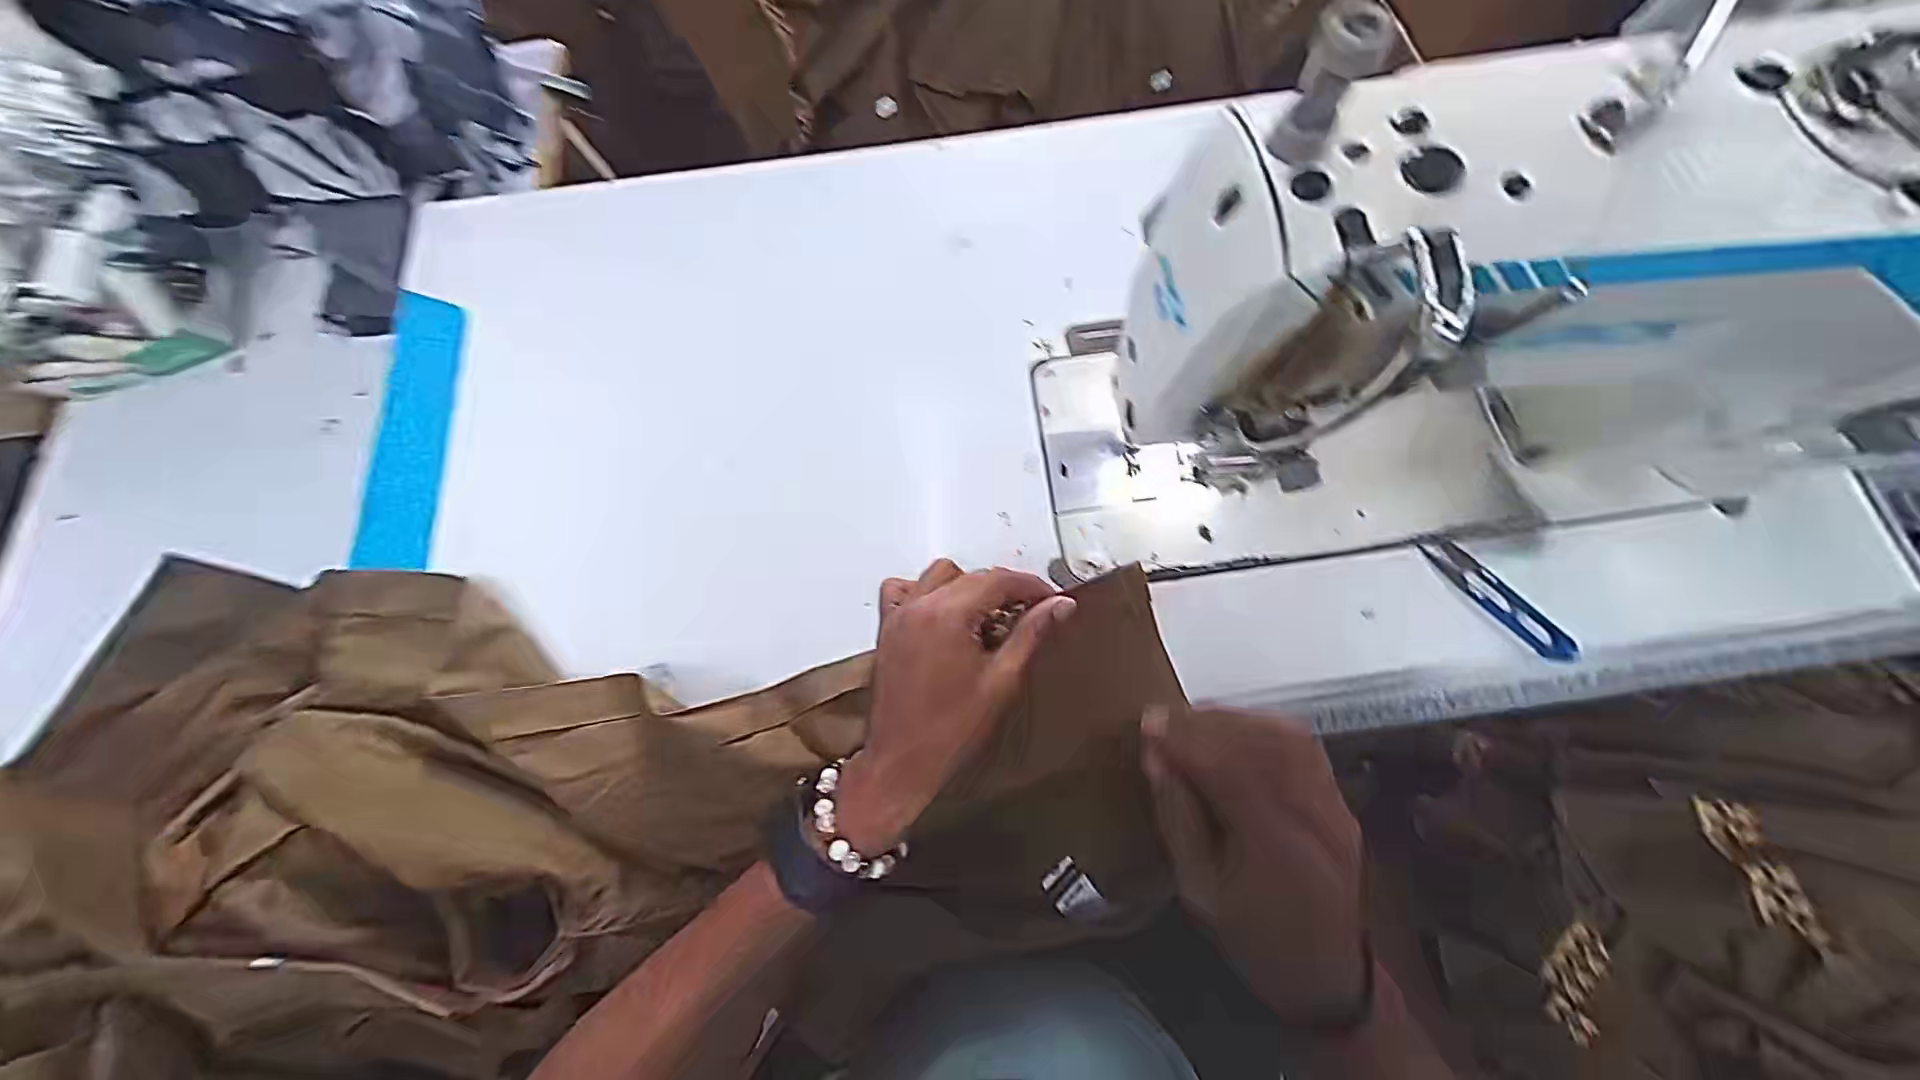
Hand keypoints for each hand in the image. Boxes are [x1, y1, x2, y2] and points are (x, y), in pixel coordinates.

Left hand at [834, 559, 1075, 852]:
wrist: (903, 761)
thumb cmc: (946, 730)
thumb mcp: (1001, 680)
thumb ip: (1031, 634)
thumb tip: (1058, 607)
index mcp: (946, 616)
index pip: (998, 580)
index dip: (1031, 586)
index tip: (1049, 599)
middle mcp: (919, 608)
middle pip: (972, 575)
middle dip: (1004, 589)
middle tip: (1029, 612)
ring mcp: (900, 616)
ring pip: (939, 575)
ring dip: (968, 586)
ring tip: (989, 616)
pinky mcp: (889, 630)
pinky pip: (904, 590)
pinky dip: (925, 592)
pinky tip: (944, 614)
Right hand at [1142, 705, 1367, 1024]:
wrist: (1334, 978)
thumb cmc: (1260, 942)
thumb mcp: (1201, 892)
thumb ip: (1178, 820)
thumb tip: (1156, 762)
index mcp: (1273, 844)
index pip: (1227, 768)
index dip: (1184, 739)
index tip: (1149, 725)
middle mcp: (1311, 816)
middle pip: (1256, 743)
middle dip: (1203, 724)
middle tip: (1164, 720)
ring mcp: (1331, 806)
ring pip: (1283, 736)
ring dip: (1233, 719)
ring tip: (1193, 722)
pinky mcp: (1339, 802)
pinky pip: (1304, 745)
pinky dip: (1263, 727)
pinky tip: (1236, 729)